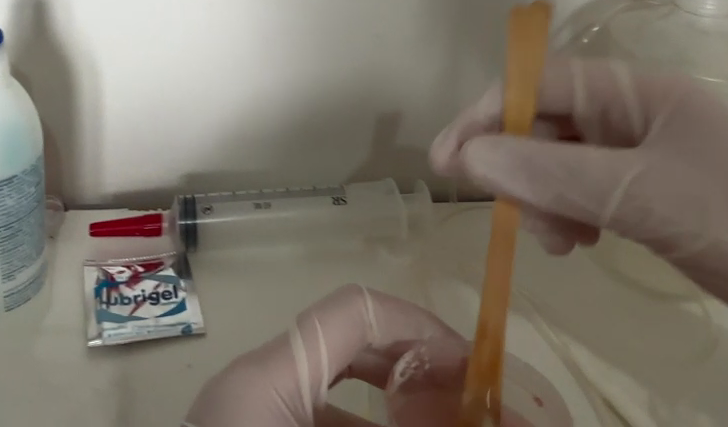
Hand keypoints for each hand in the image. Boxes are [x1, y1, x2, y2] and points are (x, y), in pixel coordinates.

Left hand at [183, 284, 521, 425]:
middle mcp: (259, 383)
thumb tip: (458, 423)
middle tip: (473, 406)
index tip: (475, 370)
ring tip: (447, 425)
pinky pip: (316, 425)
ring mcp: (253, 415)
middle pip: (350, 348)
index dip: (420, 328)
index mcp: (270, 376)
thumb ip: (386, 426)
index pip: (356, 312)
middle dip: (416, 374)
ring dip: (393, 411)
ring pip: (336, 397)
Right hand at [431, 57, 727, 426]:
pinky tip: (581, 241)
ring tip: (559, 241)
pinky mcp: (668, 195)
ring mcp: (657, 155)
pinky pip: (596, 190)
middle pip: (549, 121)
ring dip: (545, 194)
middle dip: (519, 164)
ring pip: (568, 160)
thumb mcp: (641, 198)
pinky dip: (574, 212)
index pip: (539, 83)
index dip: (487, 116)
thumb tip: (464, 157)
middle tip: (515, 220)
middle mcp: (643, 111)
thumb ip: (547, 175)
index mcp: (641, 88)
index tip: (446, 163)